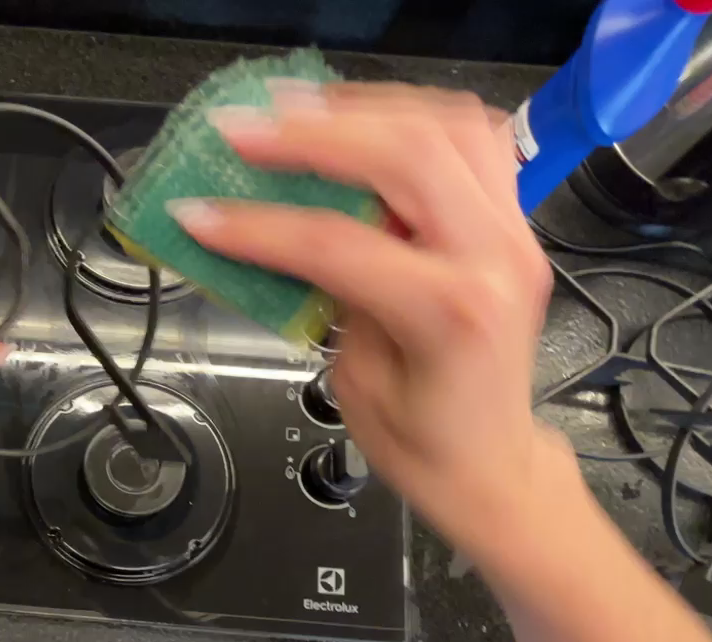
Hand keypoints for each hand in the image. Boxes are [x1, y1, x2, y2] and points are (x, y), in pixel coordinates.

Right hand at [169, 81, 564, 565]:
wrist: (488, 461)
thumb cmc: (421, 444)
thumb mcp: (355, 379)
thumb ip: (335, 298)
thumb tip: (294, 241)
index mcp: (447, 311)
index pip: (336, 244)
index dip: (256, 227)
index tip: (199, 215)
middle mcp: (493, 256)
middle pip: (405, 155)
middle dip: (312, 135)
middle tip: (244, 131)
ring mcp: (513, 230)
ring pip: (446, 127)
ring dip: (364, 111)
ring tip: (296, 113)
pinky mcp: (510, 222)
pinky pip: (469, 141)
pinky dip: (408, 121)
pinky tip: (359, 126)